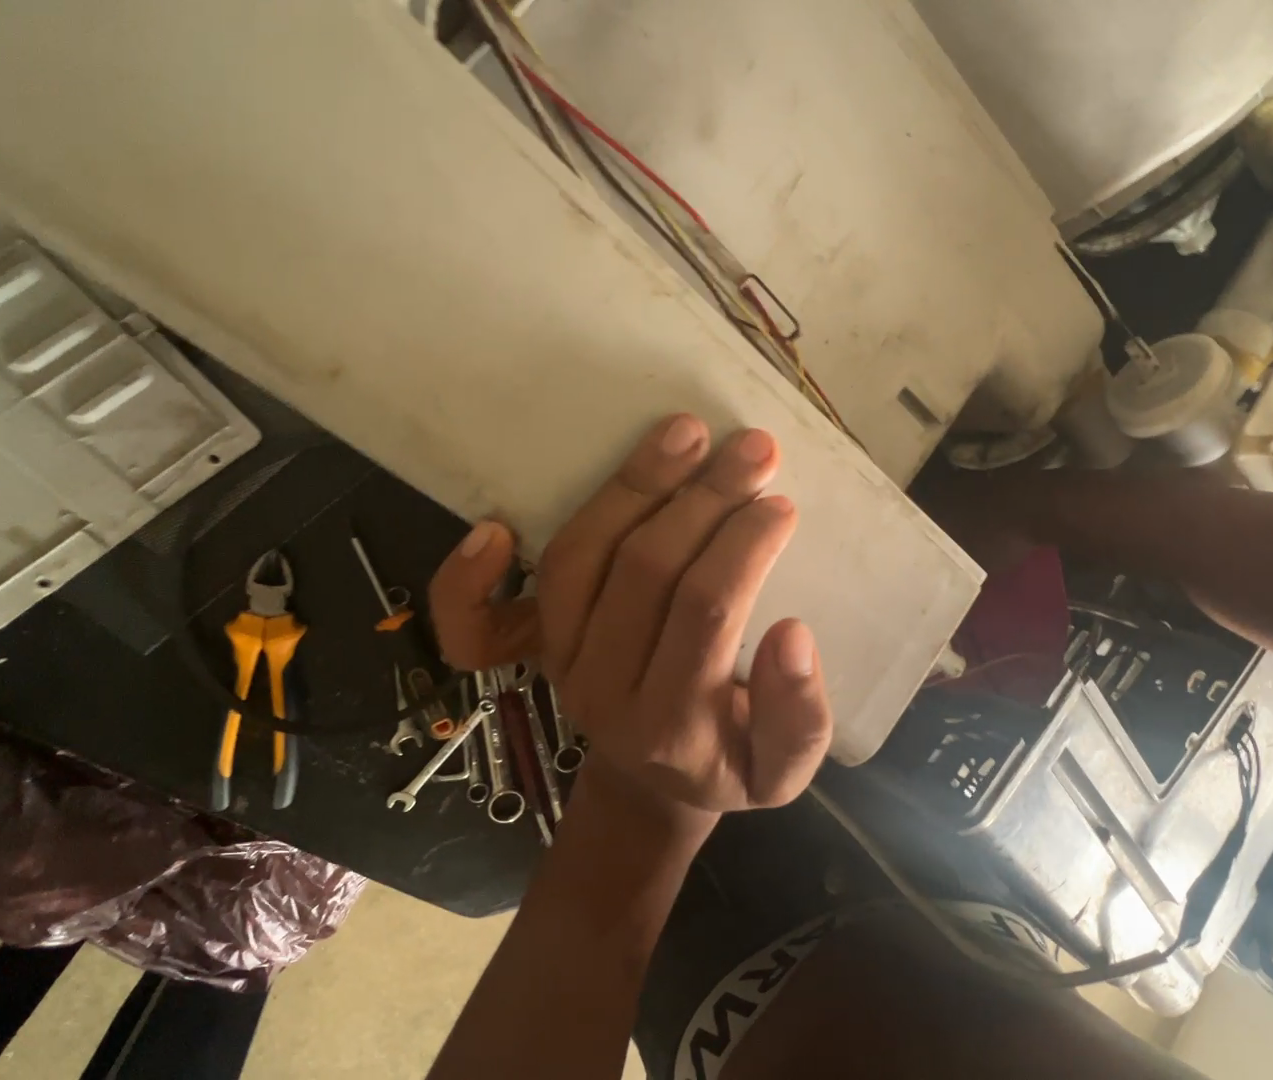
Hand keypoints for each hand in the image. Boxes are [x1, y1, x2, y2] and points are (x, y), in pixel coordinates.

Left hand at [429, 414, 831, 814]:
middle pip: (644, 572)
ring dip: (632, 487)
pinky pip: (485, 616)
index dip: (741, 548)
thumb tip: (793, 636)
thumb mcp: (784, 770)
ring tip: (684, 433)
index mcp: (671, 726)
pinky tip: (498, 526)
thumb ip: (798, 717)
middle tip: (753, 448)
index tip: (781, 503)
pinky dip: (474, 573)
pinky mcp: (534, 648)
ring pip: (579, 561)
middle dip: (703, 499)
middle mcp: (603, 691)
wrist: (653, 787)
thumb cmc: (729, 765)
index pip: (704, 613)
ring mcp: (560, 664)